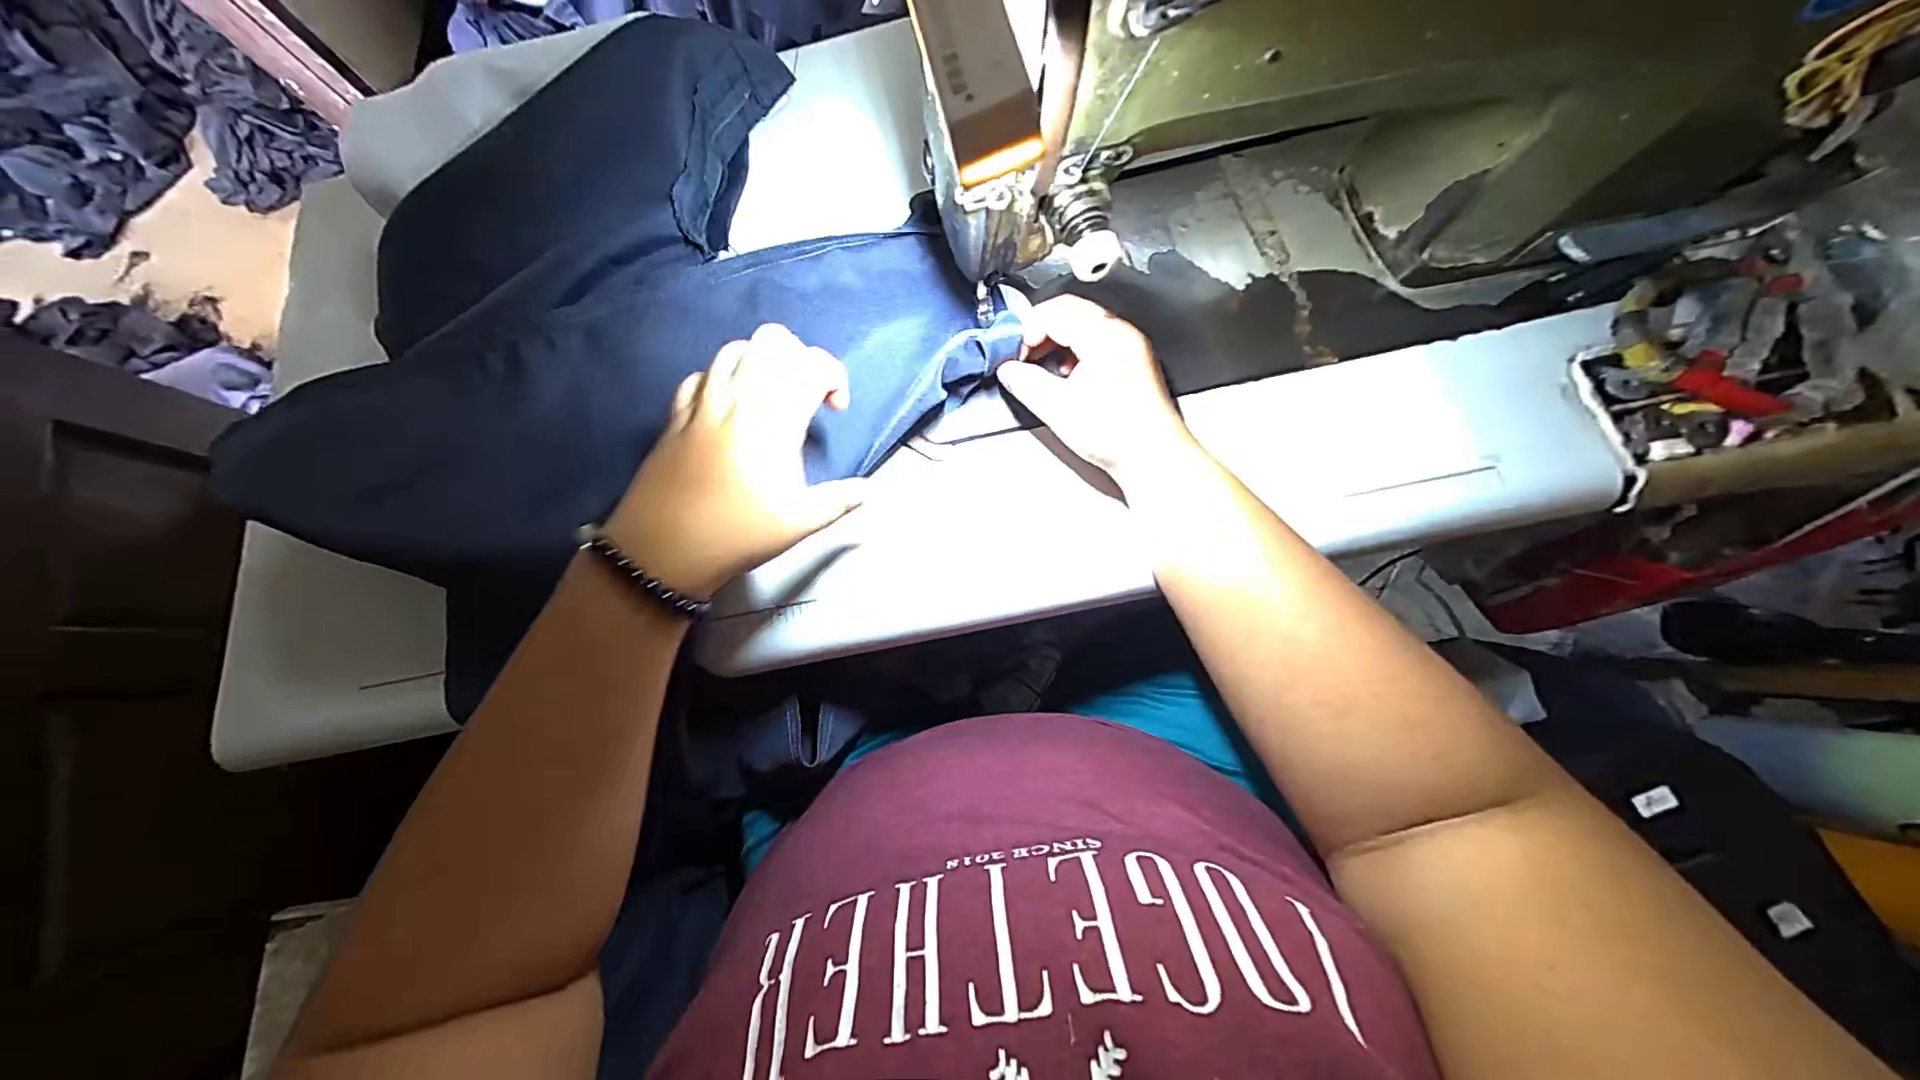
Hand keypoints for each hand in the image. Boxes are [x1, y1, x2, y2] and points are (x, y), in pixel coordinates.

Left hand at [602, 324, 867, 596]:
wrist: (663, 550)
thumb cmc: (738, 535)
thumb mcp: (799, 523)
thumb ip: (839, 500)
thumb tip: (869, 491)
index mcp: (774, 422)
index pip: (810, 366)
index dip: (833, 375)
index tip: (835, 408)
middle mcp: (738, 401)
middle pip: (771, 342)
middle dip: (799, 356)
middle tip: (805, 392)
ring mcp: (702, 405)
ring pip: (733, 350)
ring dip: (760, 362)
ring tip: (770, 396)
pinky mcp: (675, 416)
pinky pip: (700, 376)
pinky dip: (720, 380)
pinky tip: (728, 408)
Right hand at [994, 295, 1199, 485]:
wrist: (1153, 457)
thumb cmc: (1118, 434)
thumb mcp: (1057, 406)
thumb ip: (1025, 382)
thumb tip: (1009, 370)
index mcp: (1103, 334)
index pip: (1054, 312)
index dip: (1027, 331)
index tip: (1015, 354)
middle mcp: (1121, 333)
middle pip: (1070, 312)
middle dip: (1041, 332)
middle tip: (1023, 356)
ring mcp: (1131, 346)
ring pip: (1084, 325)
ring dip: (1058, 341)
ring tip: (1043, 368)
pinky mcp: (1134, 363)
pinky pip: (1099, 342)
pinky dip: (1076, 351)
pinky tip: (1068, 377)